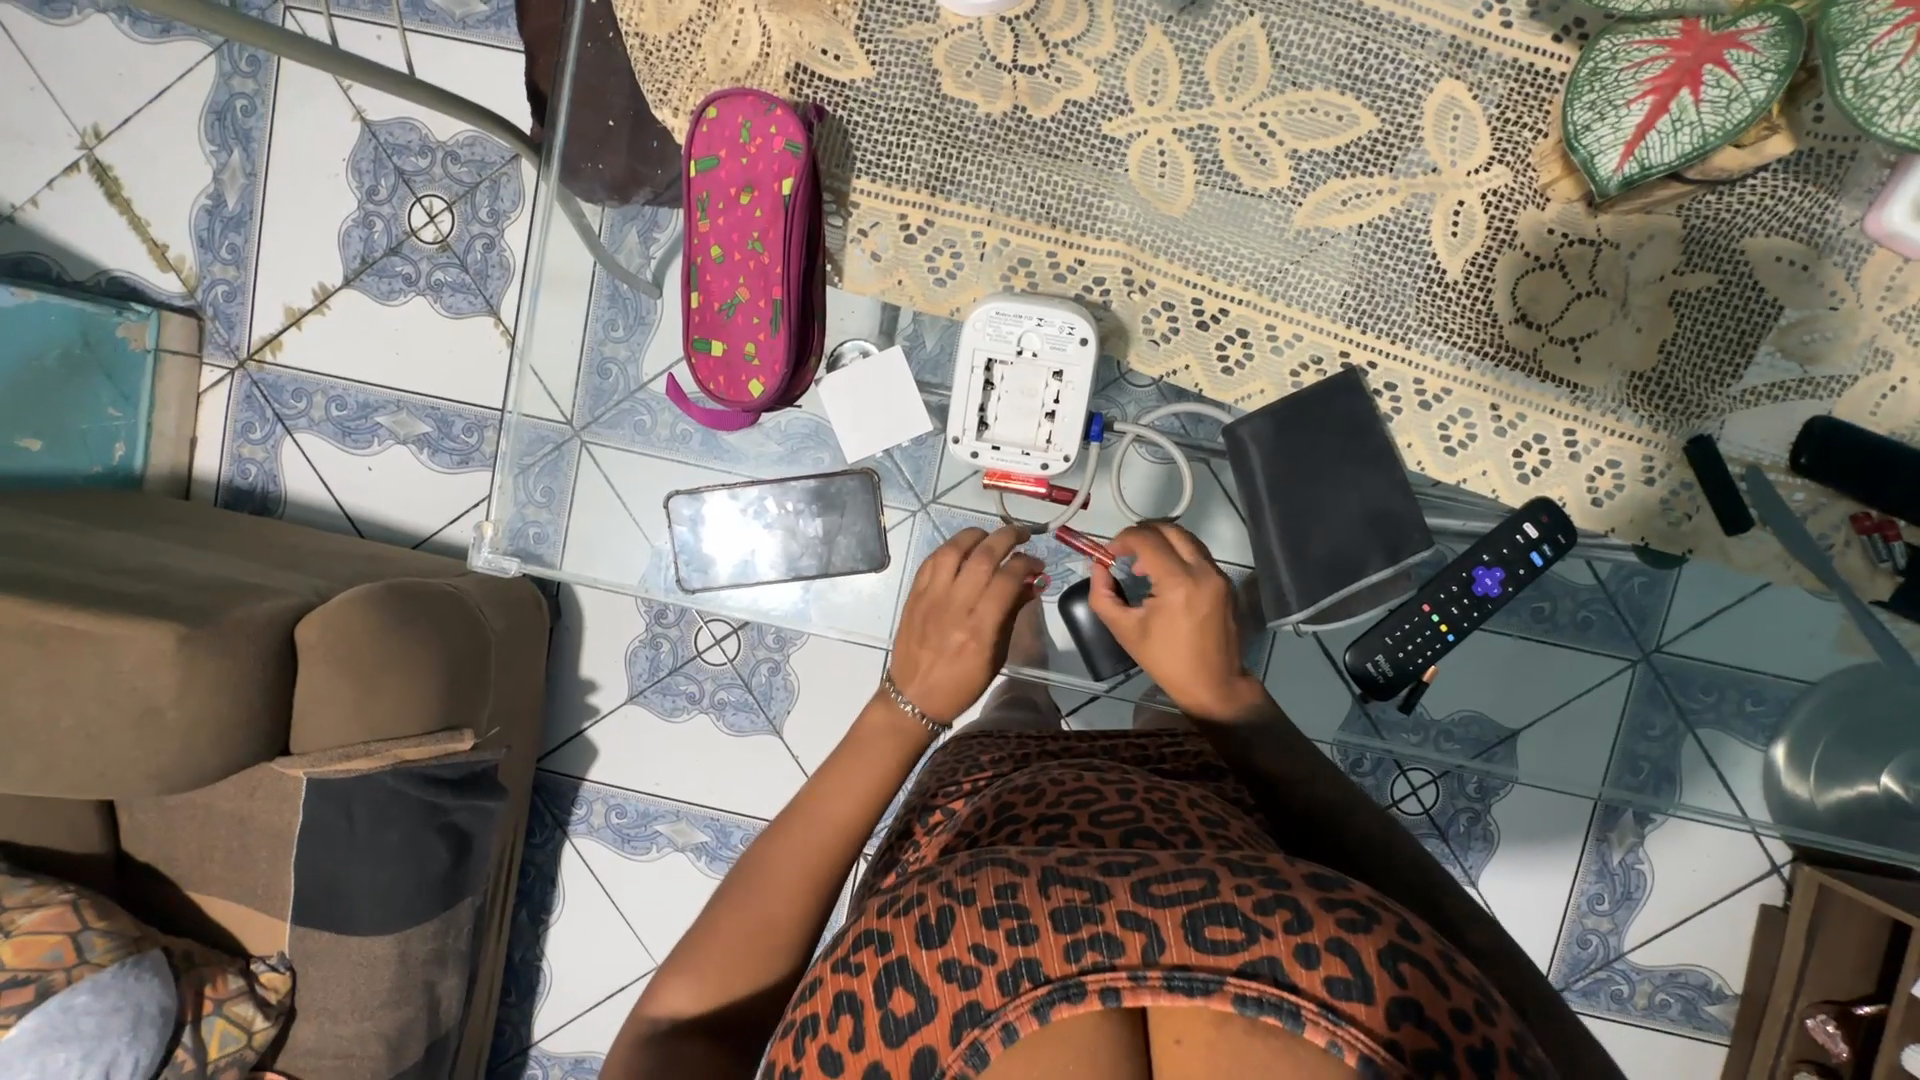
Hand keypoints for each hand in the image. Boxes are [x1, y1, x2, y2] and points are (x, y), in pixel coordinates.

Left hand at [887, 525, 1045, 725]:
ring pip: (954, 550)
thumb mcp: (997, 655)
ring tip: (991, 535)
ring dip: (976, 535)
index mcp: (980, 628)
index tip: (1037, 563)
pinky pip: (932, 560)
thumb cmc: (963, 682)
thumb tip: (1031, 582)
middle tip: (1022, 534)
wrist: (914, 696)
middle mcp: (955, 606)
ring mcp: (931, 597)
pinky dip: (951, 547)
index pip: (1007, 579)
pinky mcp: (914, 594)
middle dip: (1007, 537)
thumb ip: (1012, 613)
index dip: (1026, 563)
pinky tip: (964, 548)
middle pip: (983, 556)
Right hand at [1088, 523, 1264, 717]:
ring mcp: (1219, 576)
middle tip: (1123, 551)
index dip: (1122, 540)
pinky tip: (1163, 576)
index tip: (1109, 554)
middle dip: (1142, 534)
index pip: (1147, 540)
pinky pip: (1198, 555)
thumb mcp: (1124, 630)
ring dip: (1161, 542)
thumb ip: (1102, 594)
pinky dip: (1177, 554)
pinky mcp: (1225, 583)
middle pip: (1170, 529)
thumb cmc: (1166, 660)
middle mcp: (1203, 571)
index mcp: (1178, 582)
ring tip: (1141, 564)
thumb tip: (1098, 567)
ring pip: (1187, 539)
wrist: (1213, 684)